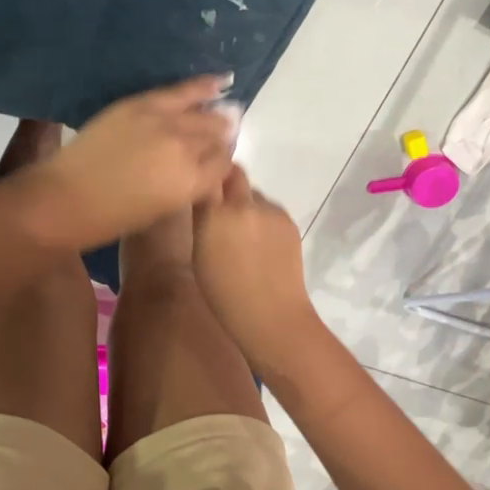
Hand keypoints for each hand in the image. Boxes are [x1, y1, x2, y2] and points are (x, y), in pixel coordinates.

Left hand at [23, 76, 237, 249]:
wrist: (68, 197)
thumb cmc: (112, 217)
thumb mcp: (161, 208)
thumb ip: (186, 184)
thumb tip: (201, 165)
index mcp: (192, 183)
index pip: (224, 163)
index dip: (222, 159)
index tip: (218, 157)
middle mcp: (187, 151)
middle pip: (217, 137)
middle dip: (221, 136)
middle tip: (221, 135)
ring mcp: (166, 123)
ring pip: (204, 115)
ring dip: (215, 115)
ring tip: (226, 109)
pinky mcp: (144, 104)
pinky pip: (183, 91)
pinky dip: (205, 86)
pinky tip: (221, 81)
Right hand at [193, 166, 316, 358]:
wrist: (272, 314)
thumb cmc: (225, 294)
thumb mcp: (200, 256)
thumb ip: (204, 222)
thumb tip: (208, 202)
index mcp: (215, 214)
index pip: (208, 177)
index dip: (206, 177)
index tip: (204, 185)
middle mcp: (243, 204)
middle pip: (236, 175)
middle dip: (229, 182)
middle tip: (224, 206)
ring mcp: (270, 211)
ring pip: (254, 194)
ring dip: (247, 205)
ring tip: (245, 236)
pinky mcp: (289, 221)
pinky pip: (271, 210)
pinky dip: (264, 220)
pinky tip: (263, 245)